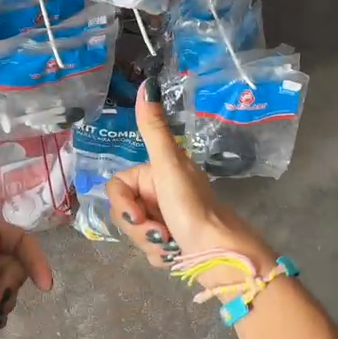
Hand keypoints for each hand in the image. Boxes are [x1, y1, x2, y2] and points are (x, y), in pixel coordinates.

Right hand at [104, 78, 273, 281]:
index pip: (116, 188)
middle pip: (123, 212)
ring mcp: (164, 217)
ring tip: (171, 244)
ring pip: (133, 233)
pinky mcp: (171, 243)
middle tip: (161, 232)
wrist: (221, 253)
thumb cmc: (193, 208)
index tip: (139, 214)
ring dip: (149, 243)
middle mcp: (159, 192)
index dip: (123, 205)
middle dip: (138, 228)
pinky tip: (175, 255)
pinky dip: (160, 255)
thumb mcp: (169, 165)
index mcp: (156, 172)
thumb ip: (153, 128)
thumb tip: (147, 83)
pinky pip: (148, 251)